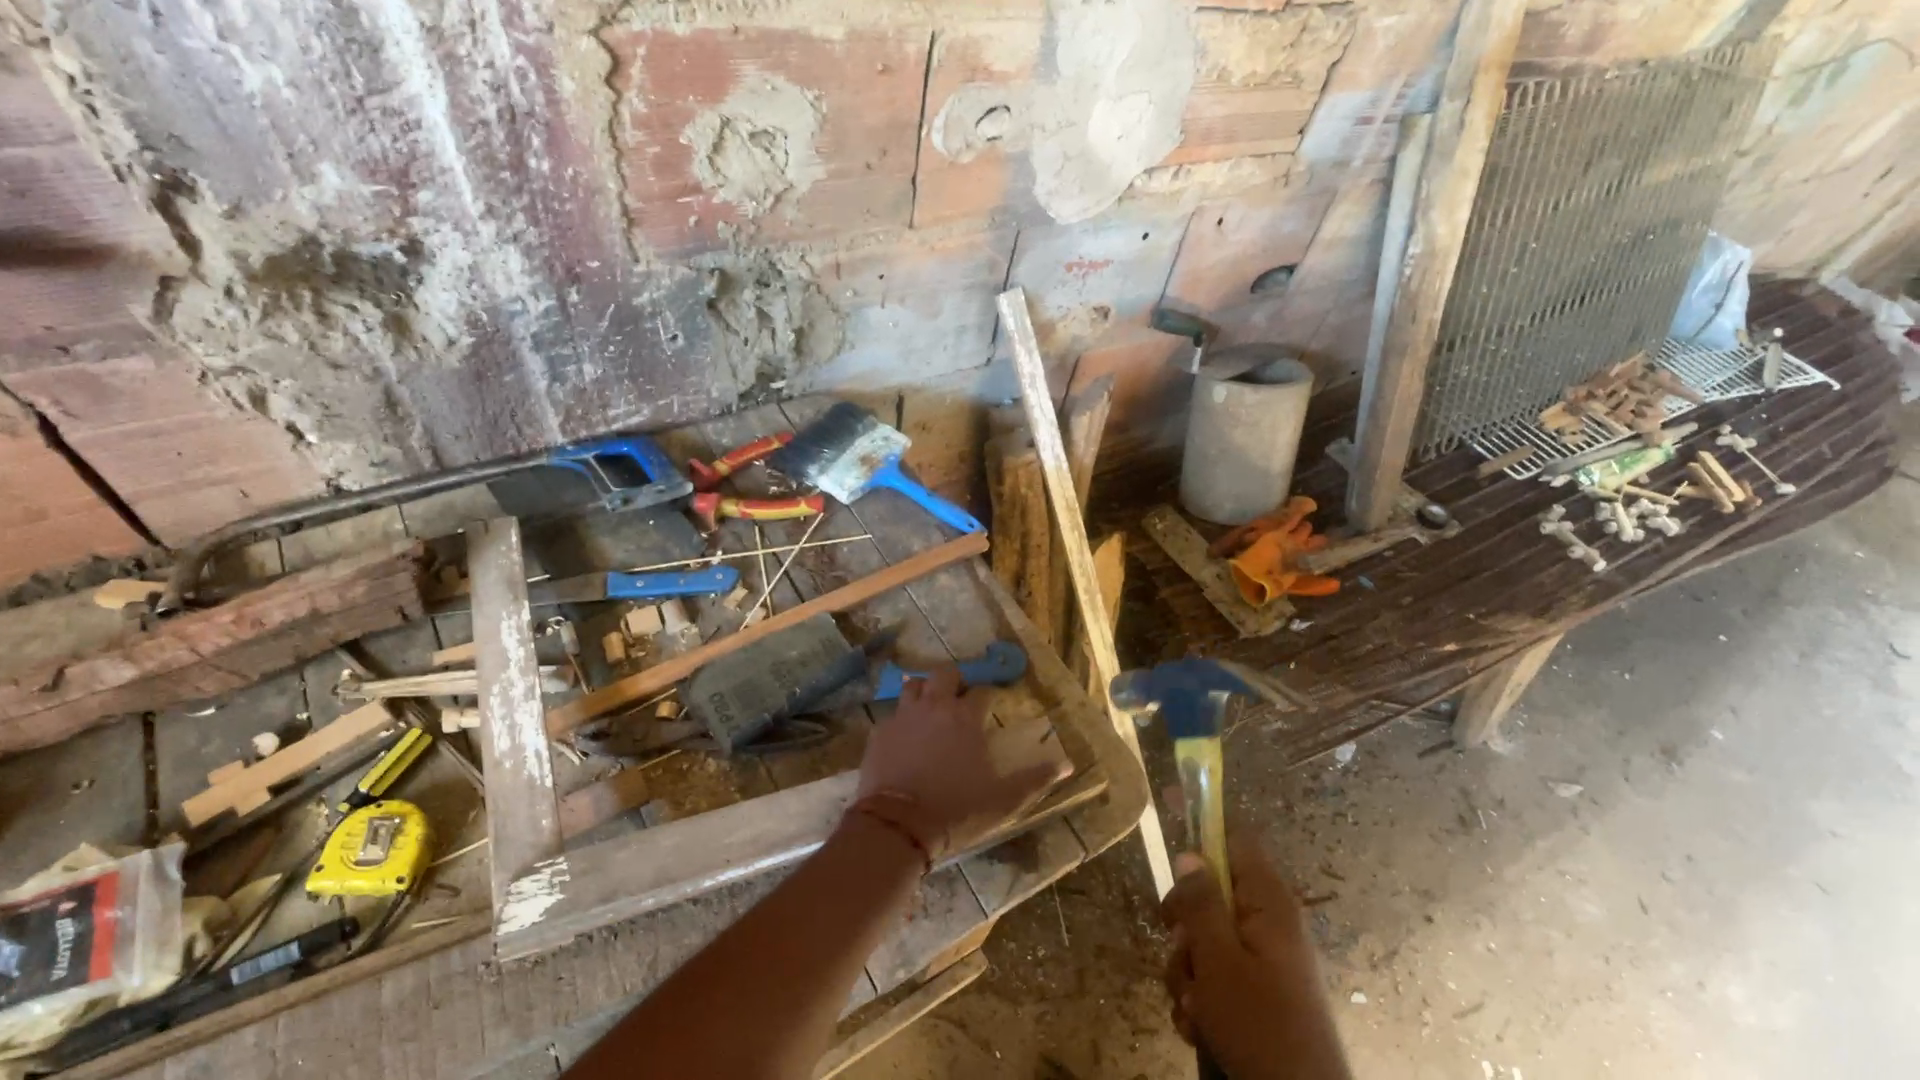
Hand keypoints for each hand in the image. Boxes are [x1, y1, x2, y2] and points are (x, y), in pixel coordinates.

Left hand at [851, 665, 1067, 863]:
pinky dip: (901, 719)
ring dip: (924, 691)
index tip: (993, 705)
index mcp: (966, 717)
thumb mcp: (1004, 800)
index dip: (990, 695)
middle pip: (945, 673)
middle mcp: (934, 707)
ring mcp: (902, 717)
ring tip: (931, 709)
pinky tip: (905, 737)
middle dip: (955, 680)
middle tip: (960, 698)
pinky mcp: (879, 733)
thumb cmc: (957, 810)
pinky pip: (892, 715)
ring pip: (913, 685)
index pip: (983, 691)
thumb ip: (1035, 779)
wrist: (898, 826)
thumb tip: (1067, 765)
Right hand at [1161, 837, 1352, 1079]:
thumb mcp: (1219, 959)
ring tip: (1197, 1008)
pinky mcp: (1256, 993)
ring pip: (1203, 943)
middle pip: (1208, 897)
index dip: (1200, 825)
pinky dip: (1200, 1000)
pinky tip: (1201, 1026)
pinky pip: (1213, 978)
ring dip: (1187, 973)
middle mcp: (1267, 924)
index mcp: (1267, 903)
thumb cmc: (1261, 1022)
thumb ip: (1200, 903)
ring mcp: (1262, 960)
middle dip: (1184, 929)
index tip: (1164, 812)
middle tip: (1182, 951)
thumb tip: (1189, 853)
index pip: (1234, 839)